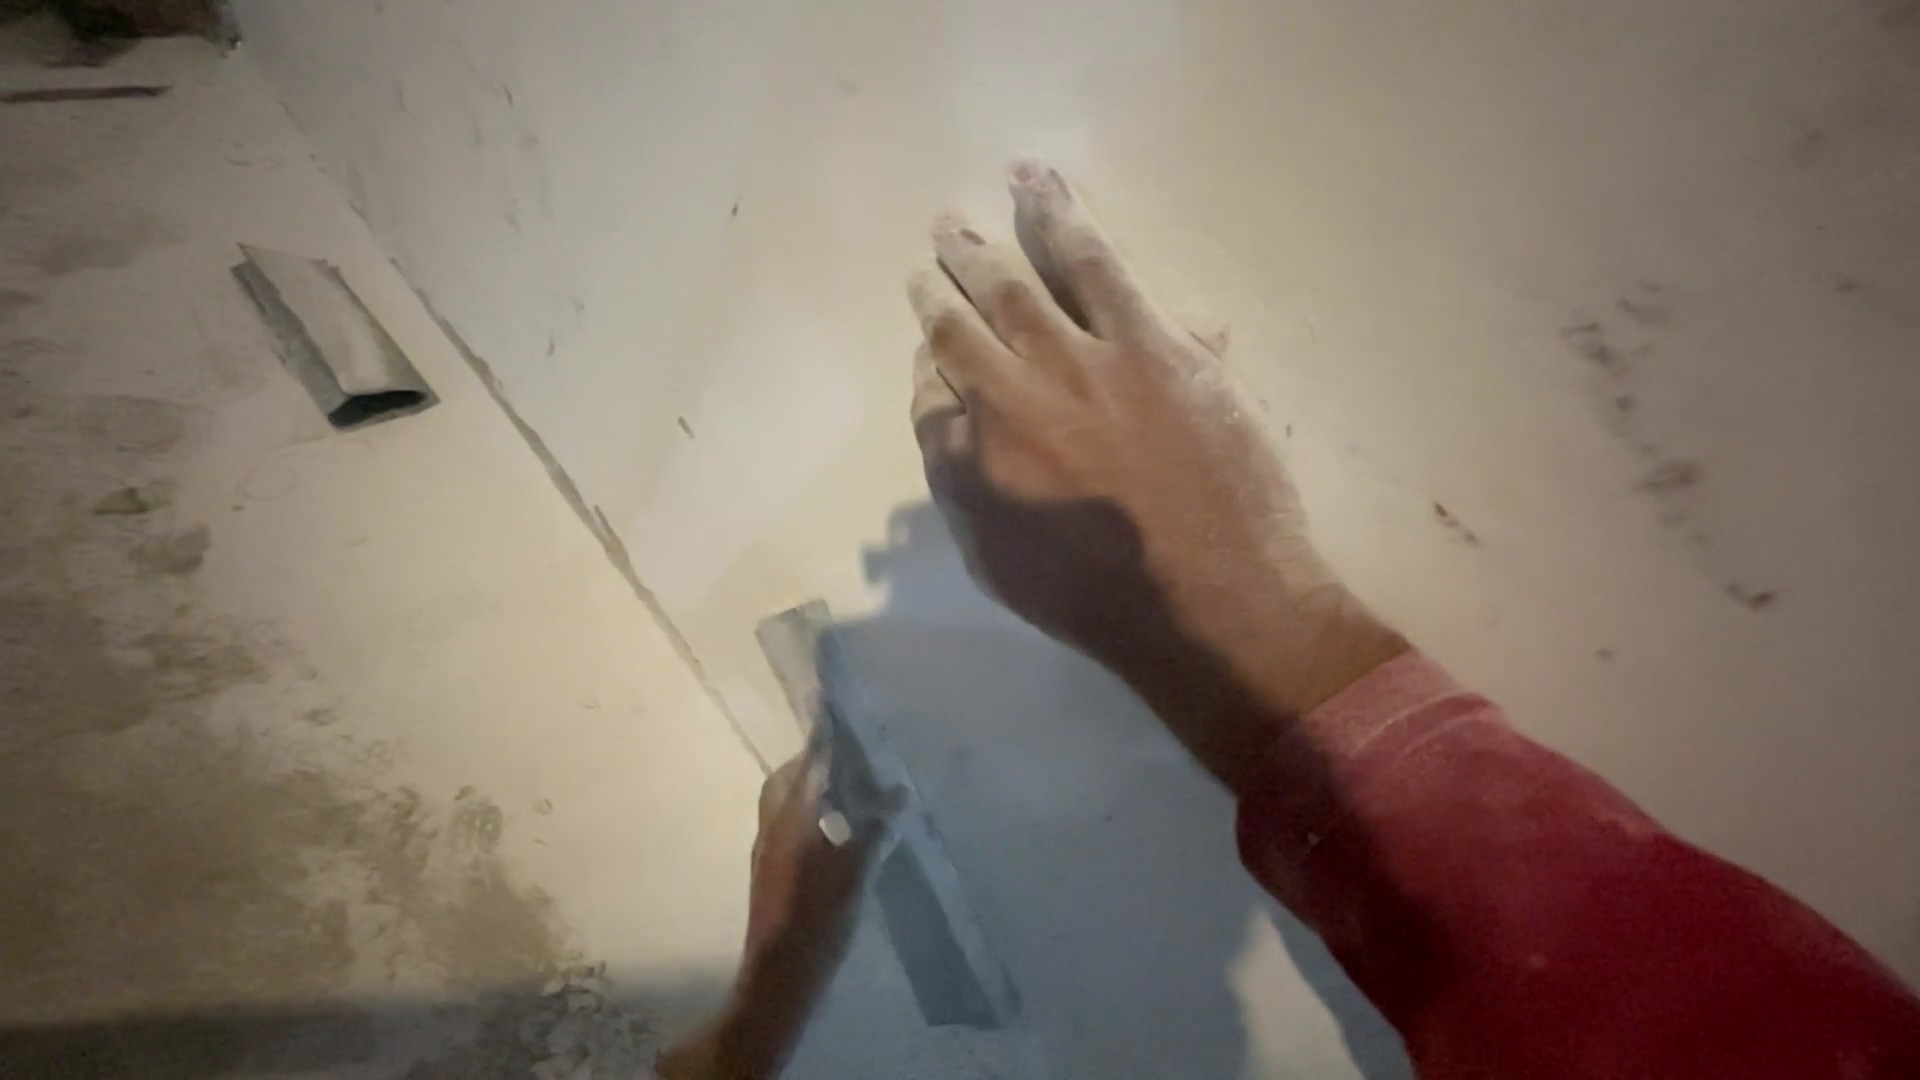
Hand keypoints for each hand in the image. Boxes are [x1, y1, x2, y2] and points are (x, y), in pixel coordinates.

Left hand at [658, 740, 897, 1078]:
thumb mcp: (856, 871)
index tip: (832, 709)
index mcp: (791, 818)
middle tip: (846, 757)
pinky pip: (784, 822)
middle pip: (786, 779)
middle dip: (812, 761)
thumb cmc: (819, 918)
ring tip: (843, 788)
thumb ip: (875, 827)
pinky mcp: (767, 869)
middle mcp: (772, 826)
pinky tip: (832, 827)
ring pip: (782, 801)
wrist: (778, 977)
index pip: (807, 763)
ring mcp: (765, 849)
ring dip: (807, 786)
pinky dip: (805, 810)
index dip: (821, 736)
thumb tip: (897, 792)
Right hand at [906, 160, 1404, 784]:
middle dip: (938, 293)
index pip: (931, 398)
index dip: (931, 369)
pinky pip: (1093, 264)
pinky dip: (1058, 215)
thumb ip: (967, 494)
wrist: (1214, 605)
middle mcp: (1007, 405)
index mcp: (971, 468)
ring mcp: (1077, 366)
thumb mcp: (1004, 568)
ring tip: (953, 219)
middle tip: (927, 263)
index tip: (938, 352)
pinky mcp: (1147, 344)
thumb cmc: (1105, 604)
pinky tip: (1035, 181)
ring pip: (1014, 286)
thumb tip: (960, 433)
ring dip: (978, 248)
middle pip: (959, 331)